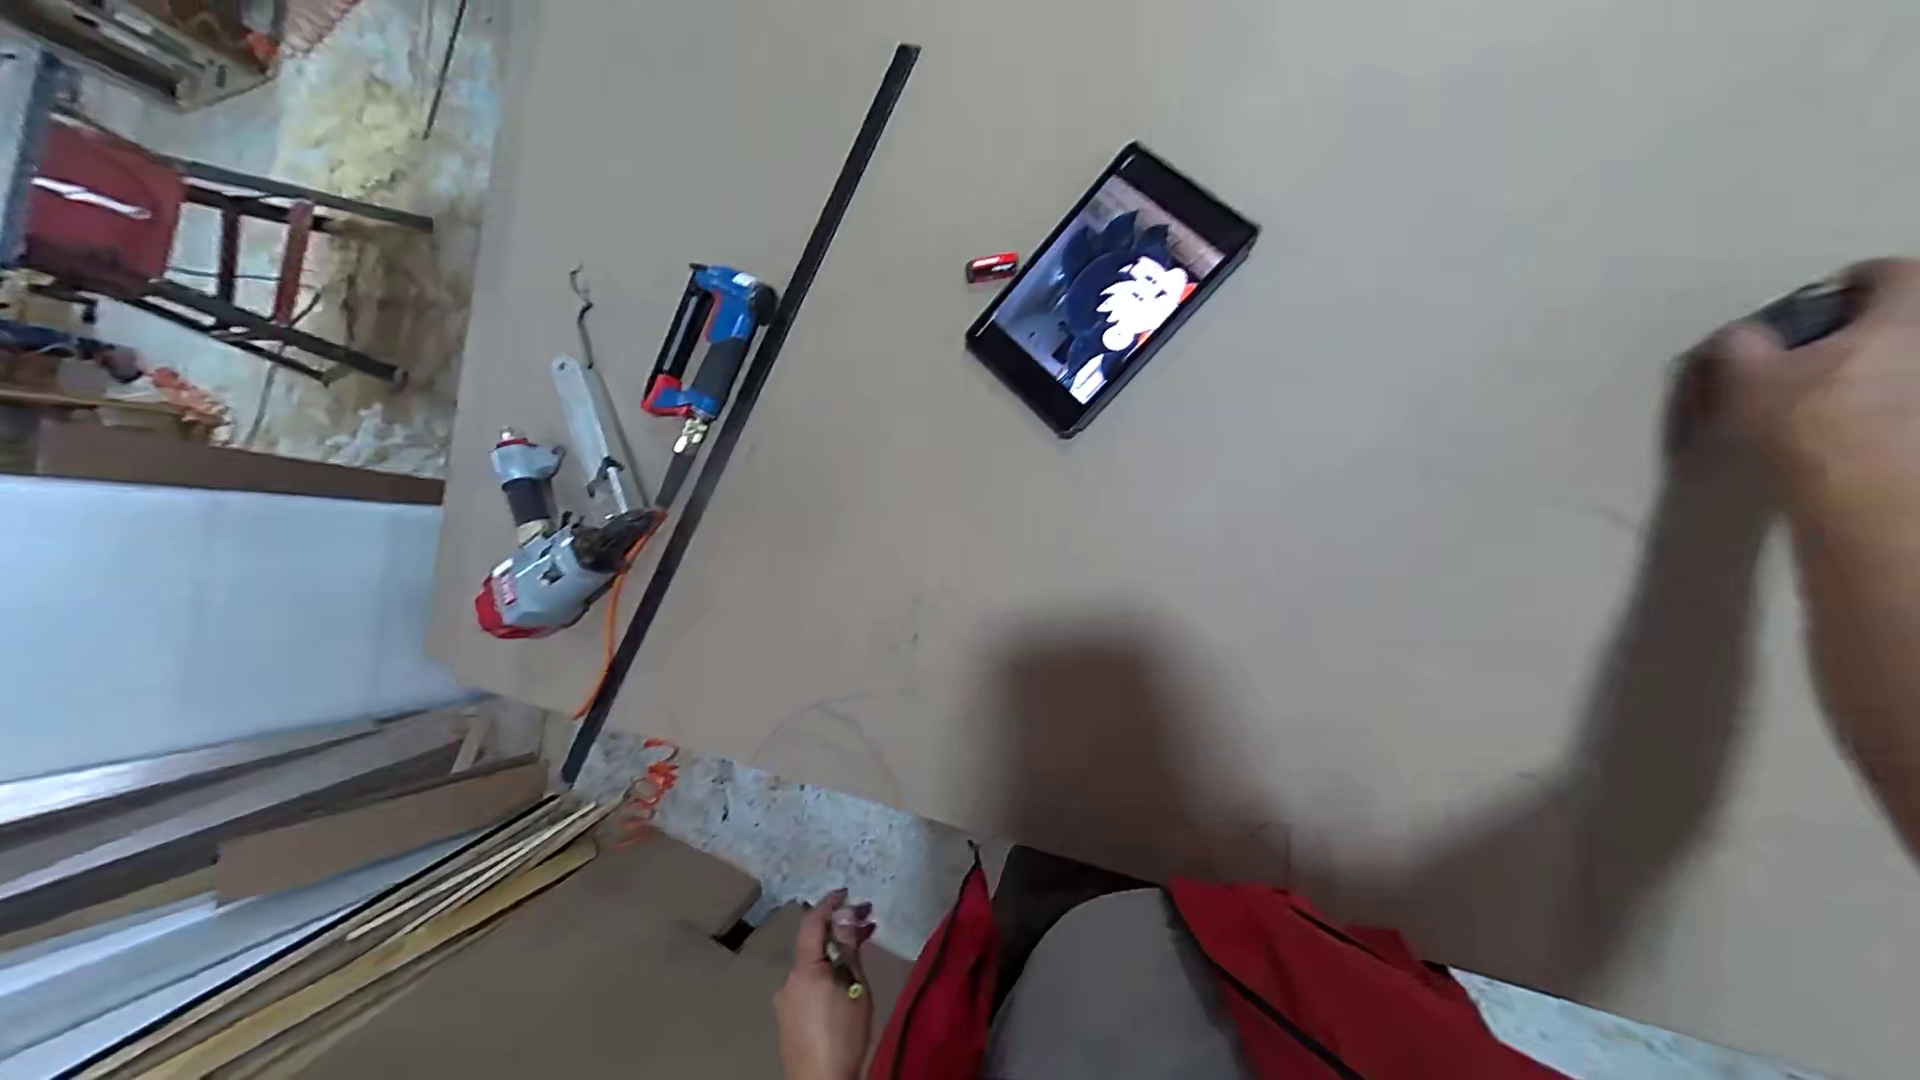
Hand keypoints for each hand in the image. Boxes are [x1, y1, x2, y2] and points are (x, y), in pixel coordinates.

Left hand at [774, 889, 875, 1079]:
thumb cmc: (843, 1035)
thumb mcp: (855, 987)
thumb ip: (849, 948)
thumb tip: (846, 915)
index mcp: (803, 969)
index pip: (813, 923)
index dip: (829, 903)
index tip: (847, 891)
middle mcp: (788, 980)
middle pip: (812, 943)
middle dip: (837, 929)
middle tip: (865, 921)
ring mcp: (785, 1002)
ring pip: (811, 965)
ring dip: (833, 953)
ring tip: (860, 950)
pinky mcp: (788, 1019)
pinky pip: (807, 984)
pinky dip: (824, 973)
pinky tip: (843, 981)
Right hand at [1714, 258, 1919, 518]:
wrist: (1859, 484)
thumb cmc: (1806, 420)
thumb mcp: (1749, 378)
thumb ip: (1741, 345)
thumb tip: (1740, 334)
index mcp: (1898, 318)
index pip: (1892, 274)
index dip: (1859, 278)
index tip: (1834, 291)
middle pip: (1910, 313)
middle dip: (1873, 321)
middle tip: (1836, 338)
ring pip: (1907, 355)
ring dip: (1881, 358)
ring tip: (1844, 378)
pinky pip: (1907, 390)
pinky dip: (1889, 391)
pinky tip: (1861, 411)